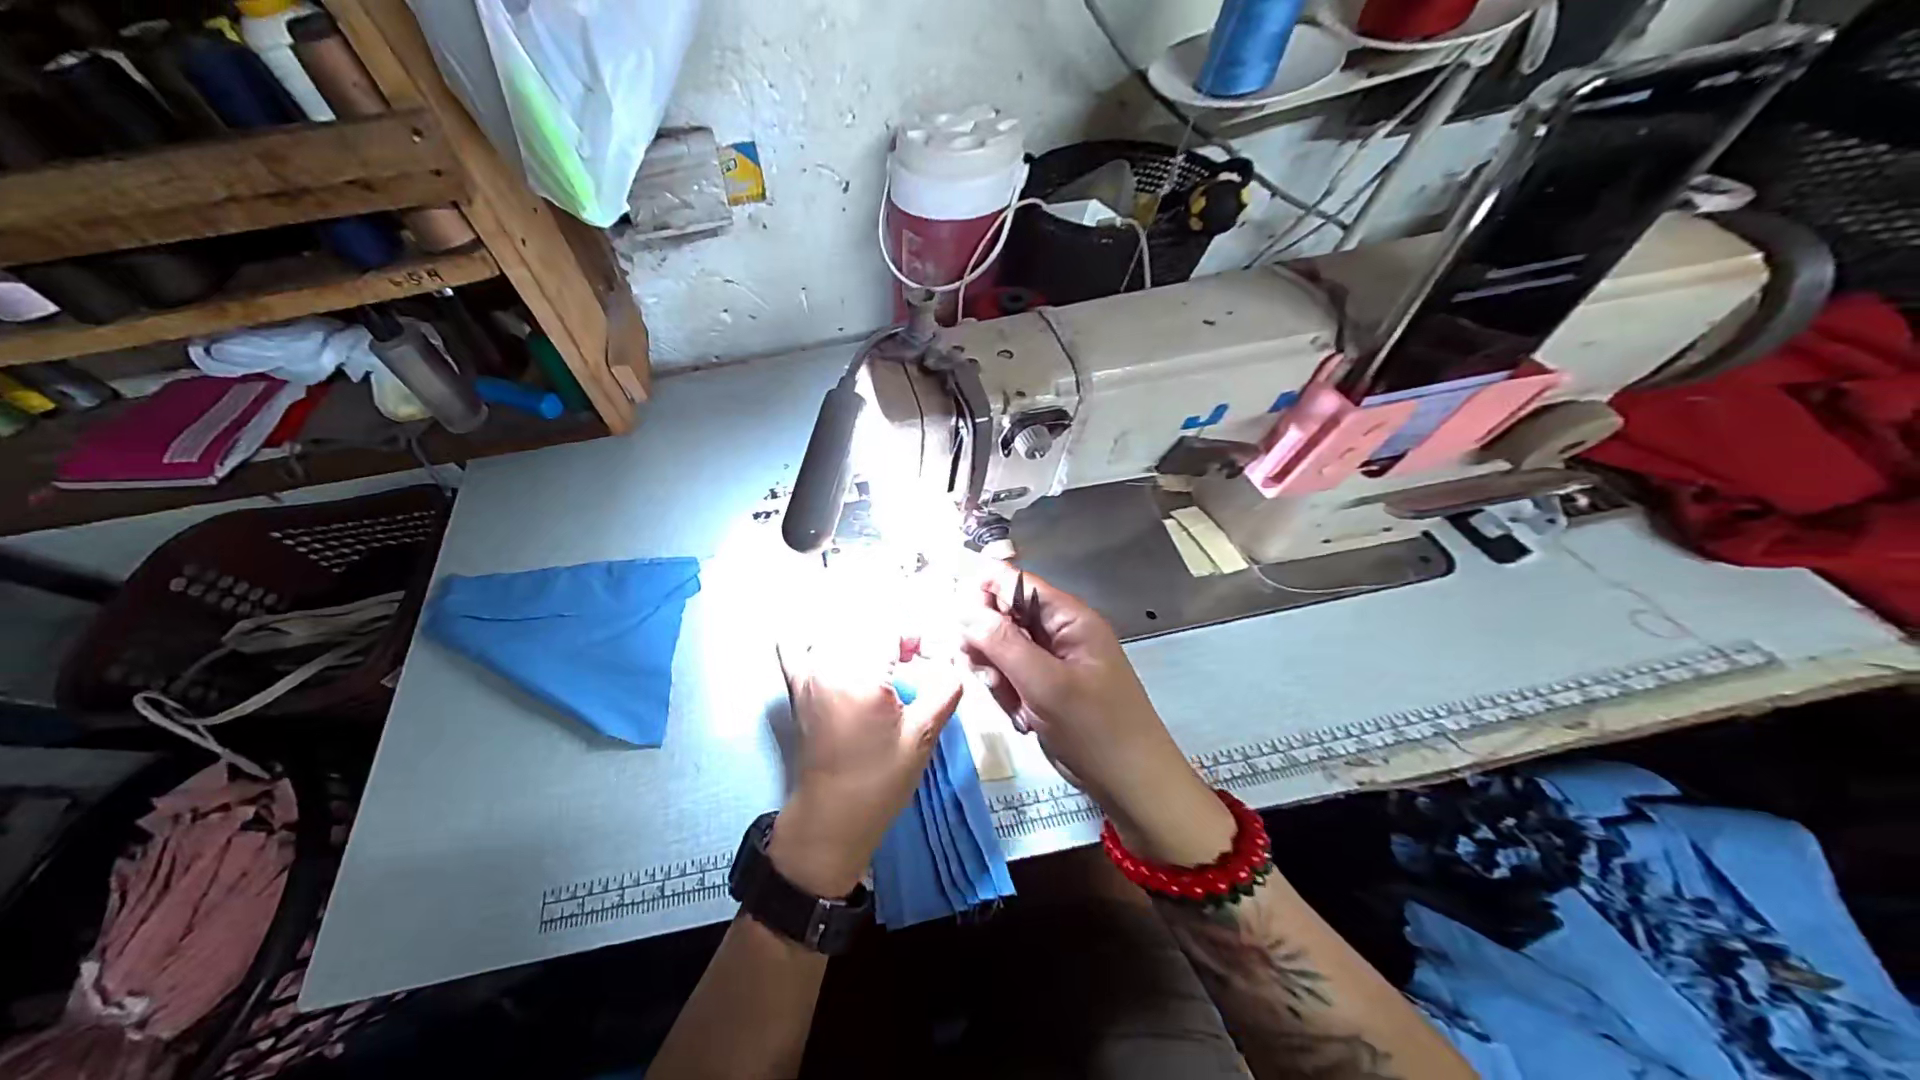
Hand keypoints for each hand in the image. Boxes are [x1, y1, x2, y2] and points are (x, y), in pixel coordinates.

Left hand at [770, 634, 962, 897]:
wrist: (831, 817)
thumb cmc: (880, 781)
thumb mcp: (922, 736)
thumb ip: (943, 690)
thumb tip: (953, 664)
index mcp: (860, 676)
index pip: (890, 625)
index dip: (915, 633)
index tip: (930, 653)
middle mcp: (827, 665)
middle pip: (864, 620)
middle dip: (892, 630)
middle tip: (912, 656)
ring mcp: (806, 672)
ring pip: (835, 625)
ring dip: (864, 631)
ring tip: (883, 656)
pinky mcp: (796, 684)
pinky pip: (797, 643)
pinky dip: (818, 636)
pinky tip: (840, 650)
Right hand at [960, 568, 1233, 867]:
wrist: (1131, 784)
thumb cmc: (1095, 729)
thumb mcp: (1045, 683)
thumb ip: (1001, 642)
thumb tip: (962, 606)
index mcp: (1069, 617)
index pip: (1015, 582)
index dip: (983, 595)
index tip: (961, 627)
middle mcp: (1059, 632)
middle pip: (1004, 617)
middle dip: (988, 645)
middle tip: (989, 676)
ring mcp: (1053, 662)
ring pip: (1002, 651)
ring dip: (998, 676)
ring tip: (1016, 705)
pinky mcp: (1046, 688)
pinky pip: (1012, 678)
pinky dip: (1009, 696)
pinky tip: (1023, 718)